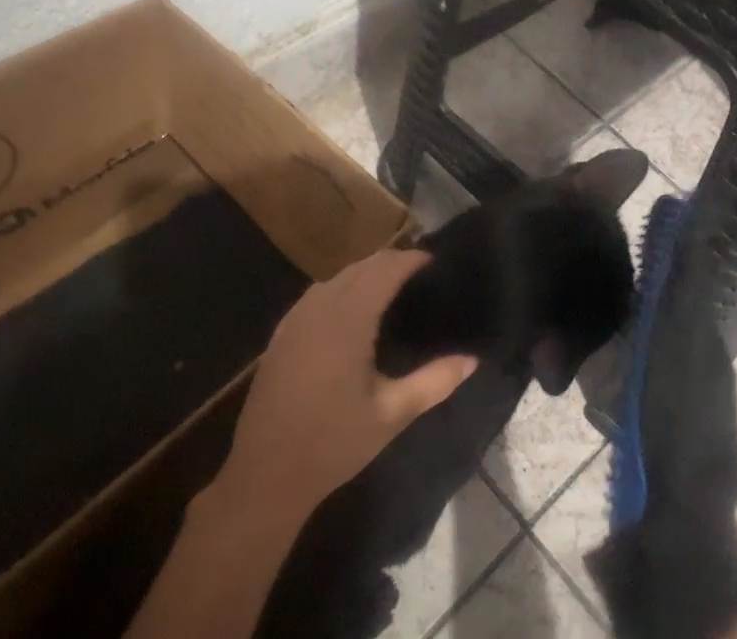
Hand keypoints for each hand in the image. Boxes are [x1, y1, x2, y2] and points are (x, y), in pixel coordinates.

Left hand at [211, 249, 477, 513]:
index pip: (384, 270)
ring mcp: (294, 321)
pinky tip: (354, 312)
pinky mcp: (281, 336)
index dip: (411, 260)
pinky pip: (316, 295)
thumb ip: (435, 382)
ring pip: (335, 278)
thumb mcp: (392, 414)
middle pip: (359, 268)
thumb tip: (471, 360)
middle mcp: (318, 310)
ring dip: (365, 274)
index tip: (437, 263)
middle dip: (391, 263)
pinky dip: (341, 289)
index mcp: (347, 322)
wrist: (265, 476)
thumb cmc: (333, 443)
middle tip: (422, 275)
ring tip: (394, 289)